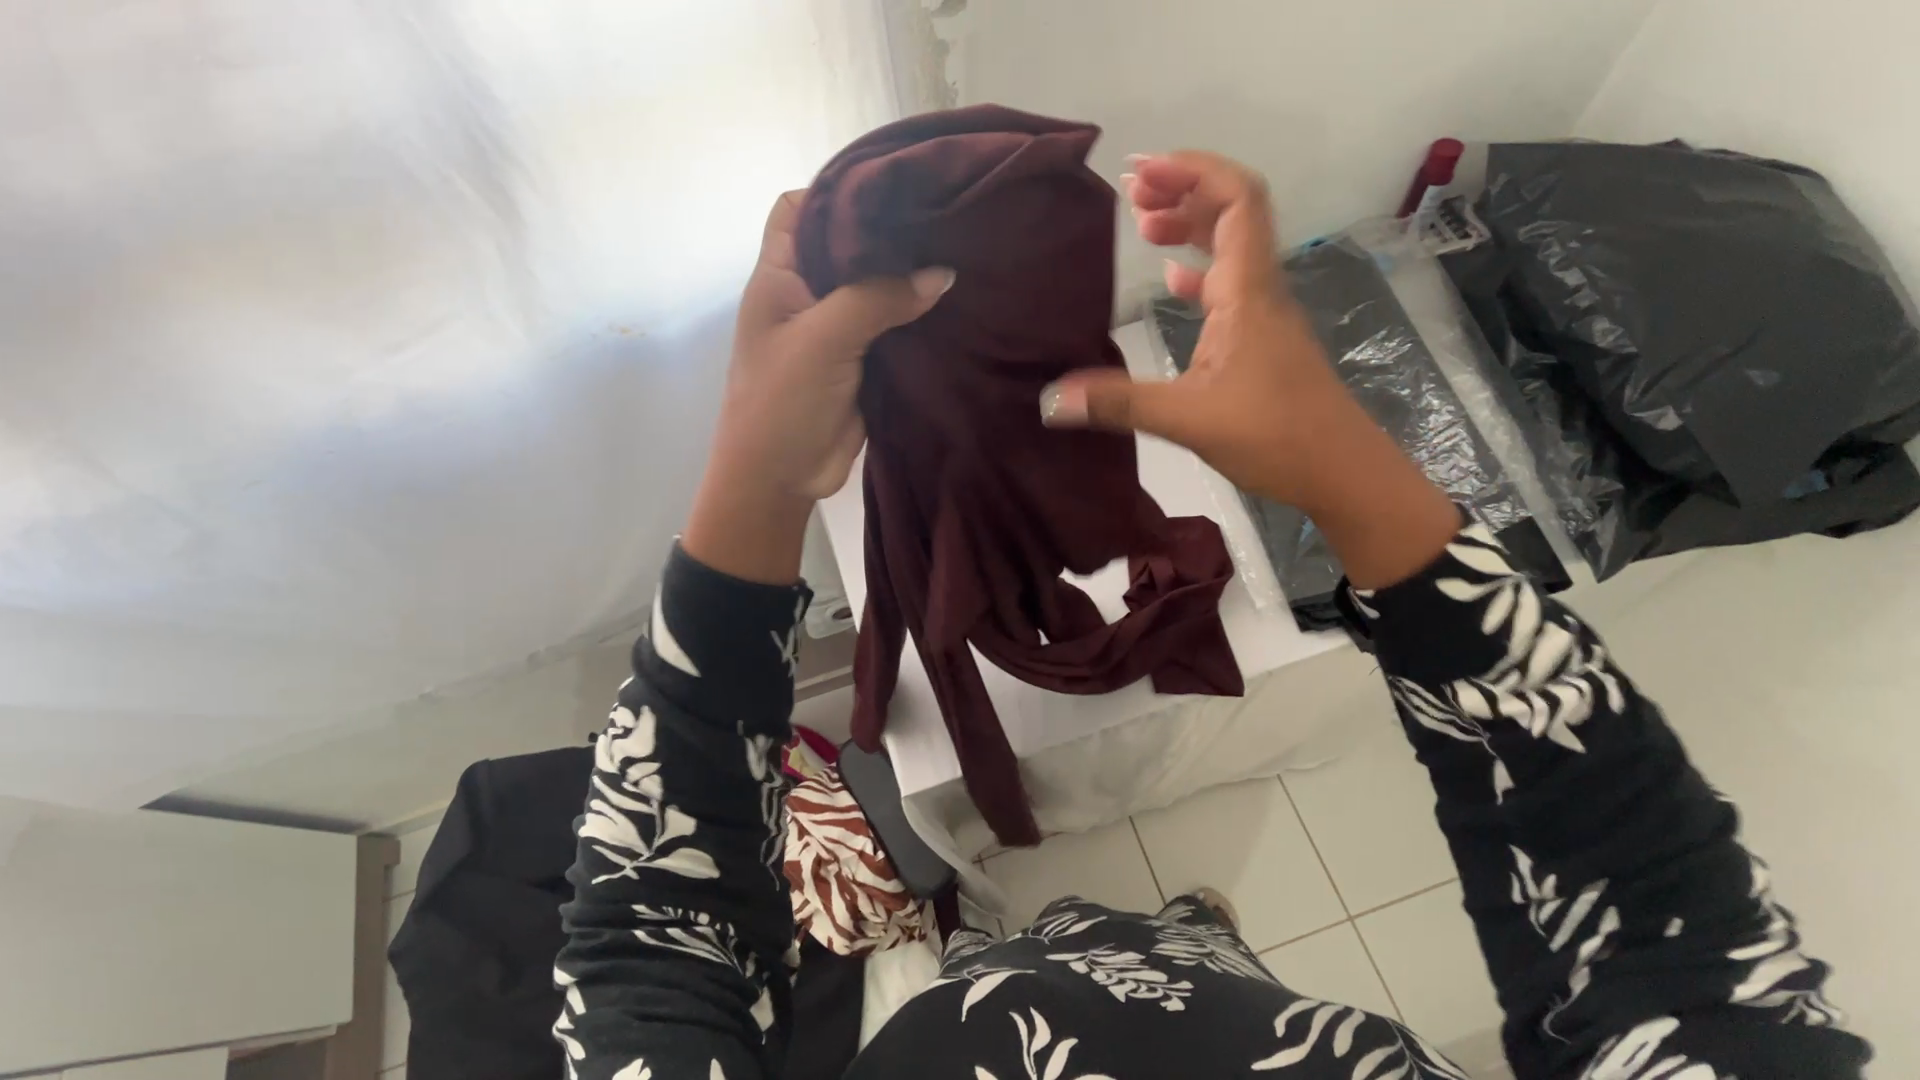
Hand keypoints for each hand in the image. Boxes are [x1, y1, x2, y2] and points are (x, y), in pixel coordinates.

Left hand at [683, 189, 953, 583]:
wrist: (781, 480)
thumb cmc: (782, 401)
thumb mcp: (823, 338)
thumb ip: (878, 298)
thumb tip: (941, 273)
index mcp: (779, 277)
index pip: (797, 210)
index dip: (835, 191)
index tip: (890, 182)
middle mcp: (807, 297)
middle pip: (846, 248)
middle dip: (887, 233)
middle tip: (942, 211)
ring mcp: (837, 331)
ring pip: (875, 290)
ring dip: (909, 278)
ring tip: (960, 248)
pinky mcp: (864, 364)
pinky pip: (894, 330)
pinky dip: (919, 318)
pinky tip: (956, 303)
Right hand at [1041, 151, 1457, 588]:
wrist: (1342, 473)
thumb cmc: (1276, 436)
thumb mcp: (1188, 419)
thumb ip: (1119, 404)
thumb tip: (1050, 401)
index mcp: (1247, 292)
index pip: (1237, 199)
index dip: (1194, 170)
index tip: (1144, 169)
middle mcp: (1259, 291)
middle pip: (1231, 214)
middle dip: (1182, 191)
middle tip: (1131, 194)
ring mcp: (1264, 317)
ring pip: (1229, 251)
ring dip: (1189, 228)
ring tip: (1143, 225)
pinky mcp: (1263, 344)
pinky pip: (1228, 289)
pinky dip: (1198, 274)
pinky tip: (1171, 283)